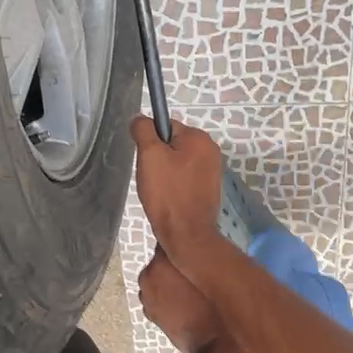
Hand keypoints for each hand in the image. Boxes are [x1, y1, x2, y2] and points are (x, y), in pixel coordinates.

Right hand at [130, 116, 224, 261]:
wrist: (187, 235)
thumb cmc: (167, 193)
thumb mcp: (150, 155)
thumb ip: (143, 130)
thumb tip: (139, 118)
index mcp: (199, 138)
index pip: (166, 126)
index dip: (151, 142)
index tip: (147, 161)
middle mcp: (210, 150)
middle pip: (172, 144)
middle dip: (158, 159)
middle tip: (152, 178)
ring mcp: (212, 170)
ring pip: (178, 162)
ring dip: (165, 173)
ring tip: (160, 191)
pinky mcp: (209, 188)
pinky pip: (185, 178)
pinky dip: (175, 185)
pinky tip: (169, 199)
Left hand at [137, 246, 220, 352]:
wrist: (215, 345)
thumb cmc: (219, 305)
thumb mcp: (213, 271)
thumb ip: (199, 255)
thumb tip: (197, 247)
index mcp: (162, 261)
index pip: (170, 239)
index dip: (184, 241)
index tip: (196, 245)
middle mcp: (148, 275)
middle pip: (163, 260)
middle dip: (177, 262)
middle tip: (197, 269)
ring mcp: (146, 296)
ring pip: (159, 278)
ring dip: (171, 280)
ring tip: (192, 288)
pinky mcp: (150, 314)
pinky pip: (158, 296)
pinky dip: (167, 297)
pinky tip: (185, 304)